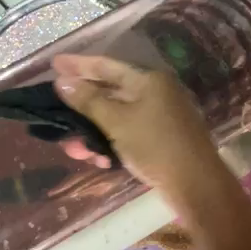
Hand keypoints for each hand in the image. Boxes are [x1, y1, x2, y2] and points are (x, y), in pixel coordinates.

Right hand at [51, 54, 236, 208]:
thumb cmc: (155, 145)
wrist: (196, 185)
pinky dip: (109, 142)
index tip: (53, 64)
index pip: (106, 65)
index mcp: (148, 79)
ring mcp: (159, 115)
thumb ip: (88, 100)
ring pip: (115, 116)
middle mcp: (155, 92)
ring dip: (92, 131)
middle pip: (109, 92)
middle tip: (56, 115)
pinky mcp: (160, 138)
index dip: (78, 64)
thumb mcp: (116, 121)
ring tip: (75, 150)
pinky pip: (126, 132)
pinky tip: (97, 159)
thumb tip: (62, 82)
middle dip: (81, 107)